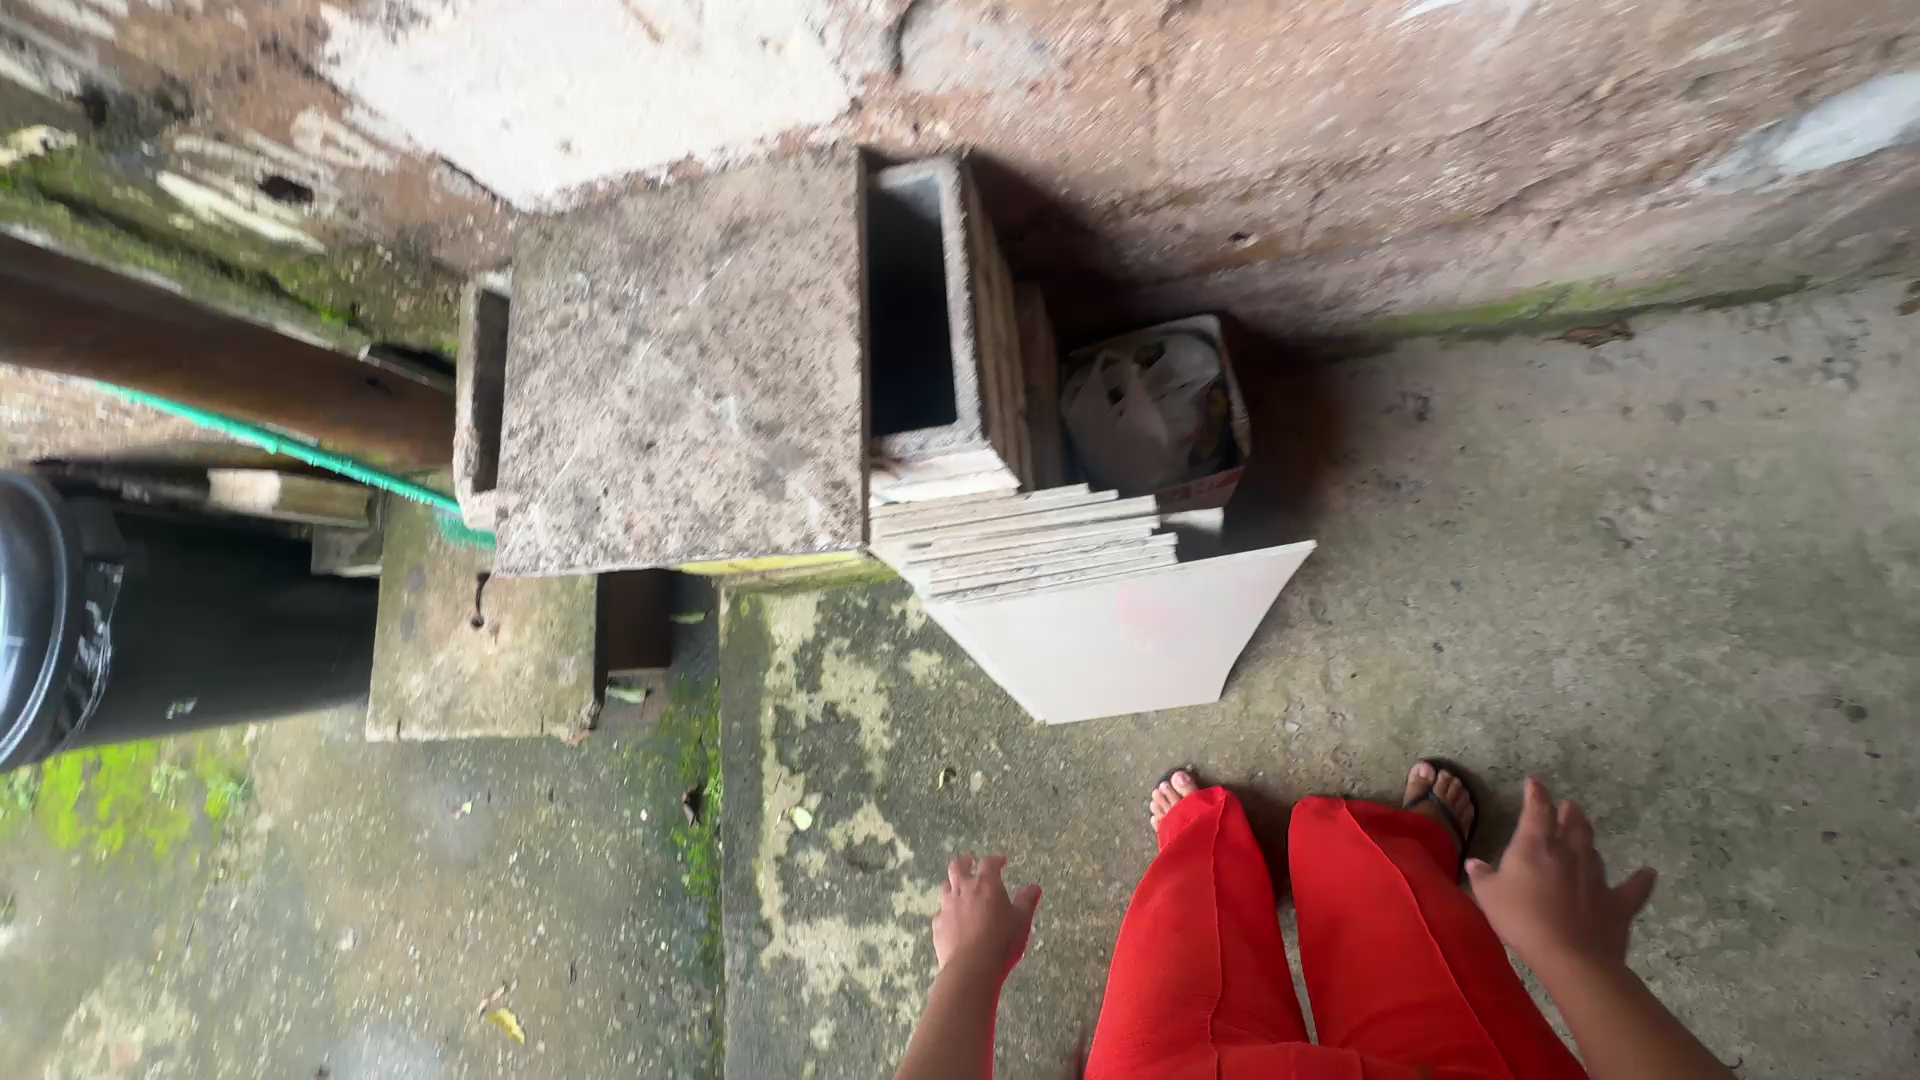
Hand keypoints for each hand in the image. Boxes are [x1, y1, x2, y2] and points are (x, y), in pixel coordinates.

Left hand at [933, 853, 1042, 982]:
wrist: (971, 967)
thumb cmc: (1002, 941)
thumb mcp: (1022, 921)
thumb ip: (1027, 901)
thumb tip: (1035, 887)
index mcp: (986, 884)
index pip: (989, 863)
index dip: (995, 860)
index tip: (1001, 861)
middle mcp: (963, 889)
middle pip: (958, 866)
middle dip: (965, 862)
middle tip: (969, 861)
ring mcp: (947, 906)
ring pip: (946, 887)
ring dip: (953, 886)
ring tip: (959, 890)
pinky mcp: (938, 925)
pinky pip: (941, 913)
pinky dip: (947, 913)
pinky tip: (953, 922)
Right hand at [1467, 777, 1657, 977]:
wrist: (1571, 956)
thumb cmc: (1521, 918)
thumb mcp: (1488, 895)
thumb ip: (1482, 875)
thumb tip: (1475, 863)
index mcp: (1533, 847)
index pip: (1536, 811)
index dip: (1536, 794)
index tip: (1535, 782)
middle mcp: (1567, 855)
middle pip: (1572, 826)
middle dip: (1569, 813)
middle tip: (1570, 805)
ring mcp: (1596, 878)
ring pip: (1594, 850)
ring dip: (1589, 839)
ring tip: (1585, 832)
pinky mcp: (1618, 903)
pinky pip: (1634, 888)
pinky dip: (1641, 879)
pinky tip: (1648, 872)